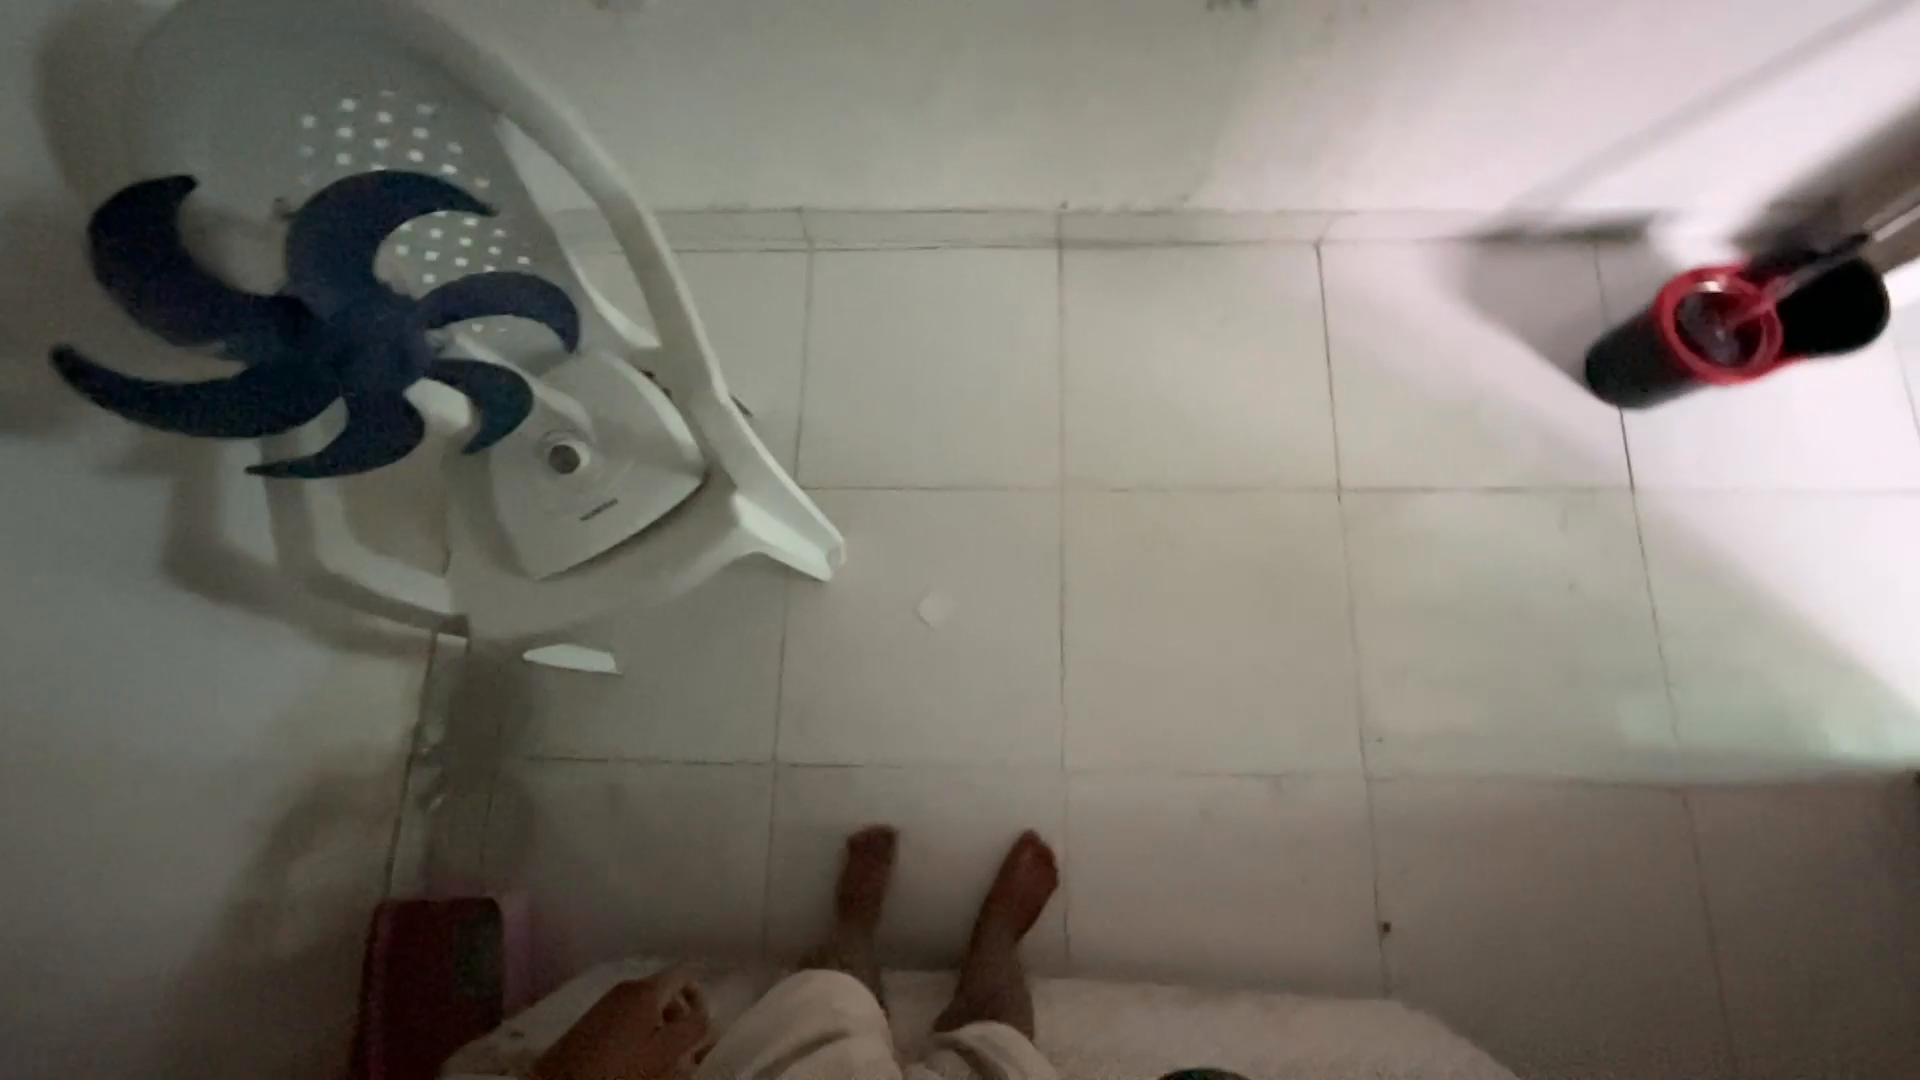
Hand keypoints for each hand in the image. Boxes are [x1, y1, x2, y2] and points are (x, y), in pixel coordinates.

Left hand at [529, 966, 713, 1079]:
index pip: (685, 975)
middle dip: (680, 1019)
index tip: (703, 1029)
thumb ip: (692, 1030)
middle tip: (685, 1051)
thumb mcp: (662, 1054)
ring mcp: (604, 1006)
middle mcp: (626, 989)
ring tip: (661, 1062)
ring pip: (645, 1010)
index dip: (700, 997)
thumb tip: (707, 1016)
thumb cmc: (614, 1072)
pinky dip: (638, 1037)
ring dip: (660, 1031)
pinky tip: (634, 1064)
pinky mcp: (588, 1026)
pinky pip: (625, 1022)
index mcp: (646, 990)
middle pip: (665, 993)